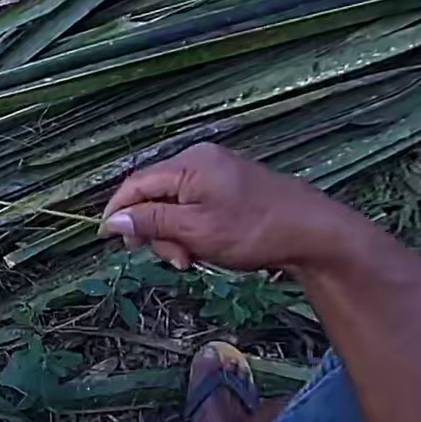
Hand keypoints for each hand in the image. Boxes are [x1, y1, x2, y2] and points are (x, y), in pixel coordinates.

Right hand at [99, 143, 376, 272]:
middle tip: (172, 260)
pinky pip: (194, 207)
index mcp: (189, 164)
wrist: (314, 234)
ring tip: (192, 260)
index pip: (136, 184)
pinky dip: (191, 231)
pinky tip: (204, 249)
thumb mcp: (195, 230)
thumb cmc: (252, 230)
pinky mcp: (228, 187)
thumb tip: (113, 220)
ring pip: (174, 206)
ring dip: (174, 236)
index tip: (106, 238)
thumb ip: (151, 223)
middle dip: (155, 231)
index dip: (118, 211)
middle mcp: (199, 161)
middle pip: (154, 196)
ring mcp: (216, 173)